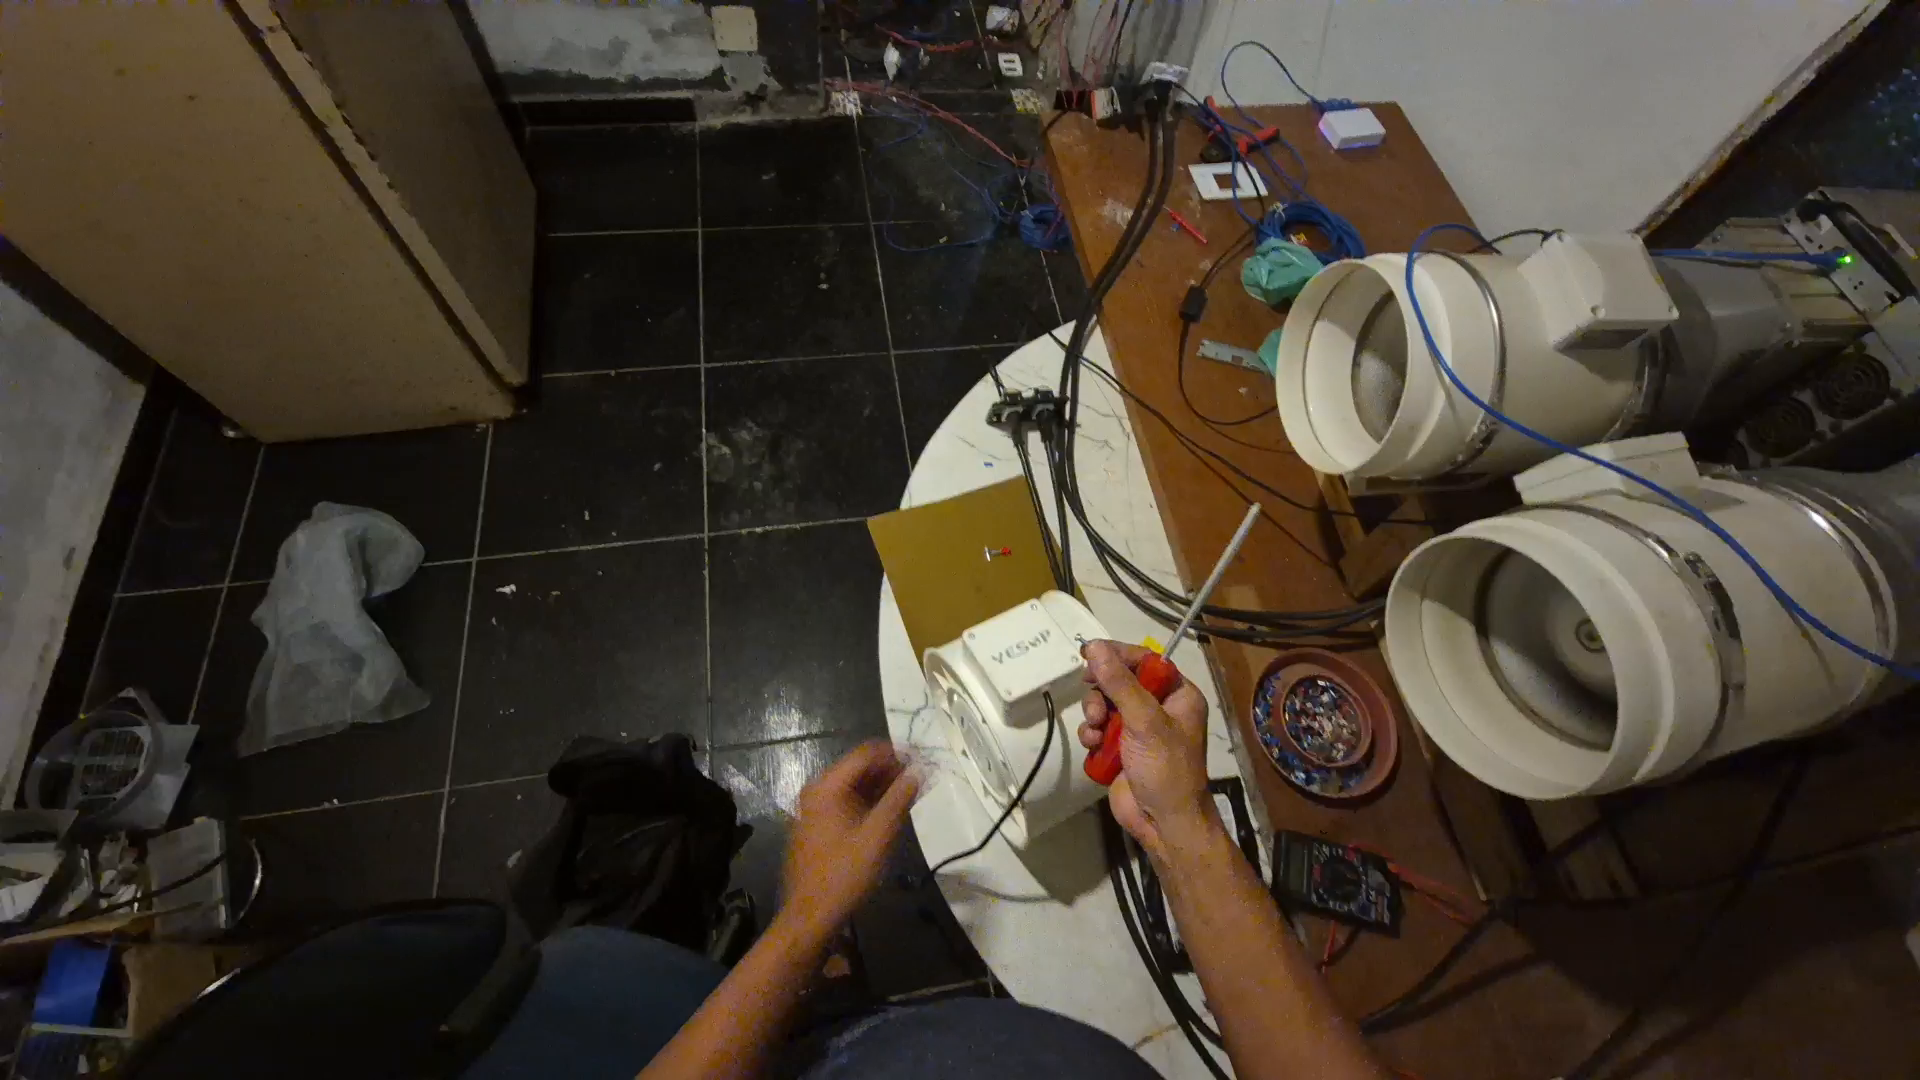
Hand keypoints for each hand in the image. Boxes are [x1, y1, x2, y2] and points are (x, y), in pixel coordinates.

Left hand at [778, 741, 919, 941]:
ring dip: (881, 788)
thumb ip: (899, 799)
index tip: (922, 762)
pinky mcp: (817, 826)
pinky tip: (887, 816)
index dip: (896, 754)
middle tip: (918, 784)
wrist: (810, 917)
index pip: (866, 753)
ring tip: (908, 799)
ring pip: (854, 786)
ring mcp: (814, 809)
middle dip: (890, 772)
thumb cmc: (845, 874)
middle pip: (859, 767)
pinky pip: (846, 802)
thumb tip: (918, 771)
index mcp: (827, 786)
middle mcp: (817, 790)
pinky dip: (868, 803)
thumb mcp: (878, 836)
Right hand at [1079, 640, 1215, 856]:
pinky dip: (1092, 734)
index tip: (1089, 652)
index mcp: (1178, 695)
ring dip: (1094, 714)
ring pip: (1104, 704)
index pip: (1145, 661)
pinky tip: (1093, 747)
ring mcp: (1137, 729)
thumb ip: (1119, 683)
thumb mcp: (1145, 721)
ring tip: (1095, 732)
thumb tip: (1094, 646)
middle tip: (1093, 702)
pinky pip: (1098, 728)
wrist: (1164, 824)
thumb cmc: (1166, 769)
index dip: (1117, 654)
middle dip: (1102, 692)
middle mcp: (1159, 708)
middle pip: (1119, 681)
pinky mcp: (1119, 748)